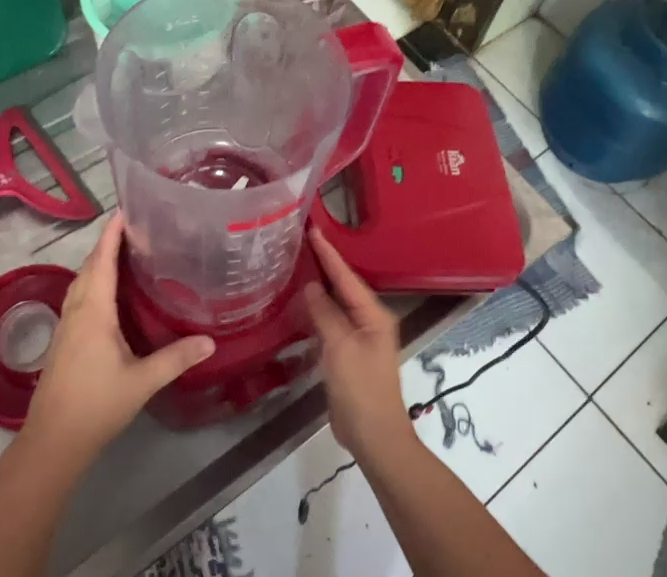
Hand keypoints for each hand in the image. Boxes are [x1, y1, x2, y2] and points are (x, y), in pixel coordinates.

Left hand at [20, 212, 214, 459]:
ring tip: (123, 254)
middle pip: (89, 267)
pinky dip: (92, 284)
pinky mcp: (62, 341)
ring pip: (80, 283)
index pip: (102, 261)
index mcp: (94, 312)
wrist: (53, 440)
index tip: (123, 211)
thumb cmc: (96, 405)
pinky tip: (107, 295)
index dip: (111, 234)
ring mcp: (65, 327)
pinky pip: (77, 299)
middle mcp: (76, 311)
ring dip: (97, 264)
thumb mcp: (142, 382)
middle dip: (106, 244)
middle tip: (133, 228)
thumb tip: (210, 341)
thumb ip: (175, 358)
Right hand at [304, 225, 416, 459]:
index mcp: (373, 315)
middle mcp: (368, 322)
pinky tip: (297, 310)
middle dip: (322, 267)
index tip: (312, 230)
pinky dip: (314, 315)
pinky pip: (329, 326)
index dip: (329, 254)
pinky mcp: (346, 356)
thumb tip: (312, 286)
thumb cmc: (361, 389)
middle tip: (296, 246)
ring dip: (316, 292)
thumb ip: (326, 314)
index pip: (347, 277)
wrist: (374, 436)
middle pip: (342, 288)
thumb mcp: (341, 347)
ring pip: (334, 307)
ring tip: (292, 271)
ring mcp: (358, 340)